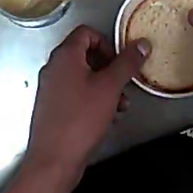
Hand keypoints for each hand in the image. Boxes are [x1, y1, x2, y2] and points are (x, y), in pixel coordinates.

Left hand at [22, 25, 147, 181]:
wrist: (55, 159)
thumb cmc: (81, 119)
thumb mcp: (111, 87)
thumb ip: (127, 63)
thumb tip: (141, 44)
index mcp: (65, 57)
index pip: (86, 32)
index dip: (107, 42)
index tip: (120, 60)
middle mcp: (53, 68)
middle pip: (85, 54)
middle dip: (109, 67)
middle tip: (123, 81)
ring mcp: (50, 89)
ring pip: (83, 76)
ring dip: (105, 85)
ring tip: (120, 104)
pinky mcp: (52, 108)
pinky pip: (76, 93)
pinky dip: (93, 99)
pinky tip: (107, 117)